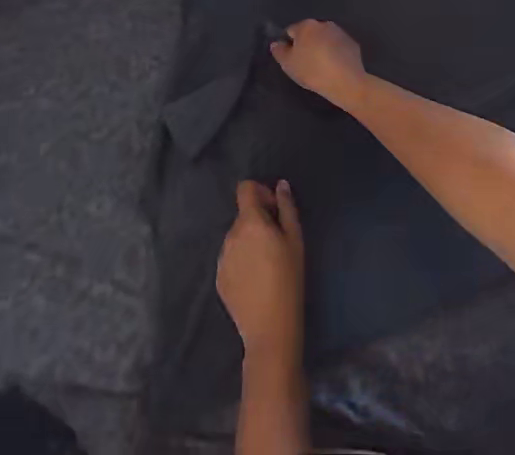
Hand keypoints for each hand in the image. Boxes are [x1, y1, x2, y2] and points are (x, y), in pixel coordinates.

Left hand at [216, 179, 304, 361]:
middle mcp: (230, 235)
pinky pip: (231, 258)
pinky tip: (256, 282)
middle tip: (278, 243)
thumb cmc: (289, 280)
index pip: (245, 188)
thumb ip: (287, 208)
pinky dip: (242, 261)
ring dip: (250, 241)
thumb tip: (281, 185)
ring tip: (268, 266)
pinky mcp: (218, 278)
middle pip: (243, 215)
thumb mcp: (296, 240)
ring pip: (237, 238)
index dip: (260, 192)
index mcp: (249, 222)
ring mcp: (221, 257)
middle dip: (259, 220)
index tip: (275, 211)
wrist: (270, 328)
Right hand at [270, 20, 367, 102]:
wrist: (346, 82)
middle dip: (306, 44)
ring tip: (320, 67)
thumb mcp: (288, 64)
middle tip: (305, 64)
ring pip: (324, 39)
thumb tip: (276, 43)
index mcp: (306, 26)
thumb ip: (279, 51)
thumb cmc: (312, 71)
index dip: (289, 45)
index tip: (292, 59)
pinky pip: (338, 47)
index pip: (291, 31)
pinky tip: (334, 68)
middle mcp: (324, 24)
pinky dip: (334, 53)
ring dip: (321, 48)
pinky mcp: (352, 43)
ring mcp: (340, 33)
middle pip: (309, 33)